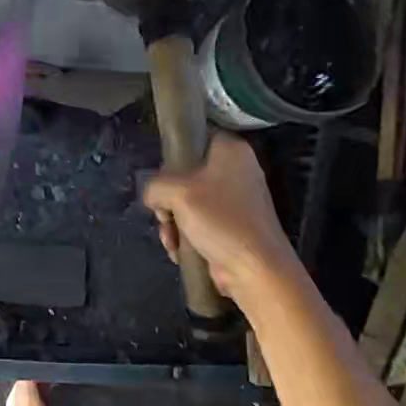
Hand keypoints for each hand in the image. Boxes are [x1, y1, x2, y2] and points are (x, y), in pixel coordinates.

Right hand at [141, 132, 295, 300]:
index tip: (160, 174)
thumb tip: (152, 196)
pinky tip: (180, 250)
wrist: (253, 267)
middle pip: (185, 175)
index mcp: (231, 151)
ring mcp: (234, 200)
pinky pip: (196, 223)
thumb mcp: (177, 193)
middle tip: (164, 213)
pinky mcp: (229, 225)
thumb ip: (155, 185)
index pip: (197, 138)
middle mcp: (236, 171)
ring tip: (172, 238)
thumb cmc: (220, 220)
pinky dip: (184, 236)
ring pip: (186, 202)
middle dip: (167, 199)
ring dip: (172, 222)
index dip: (175, 155)